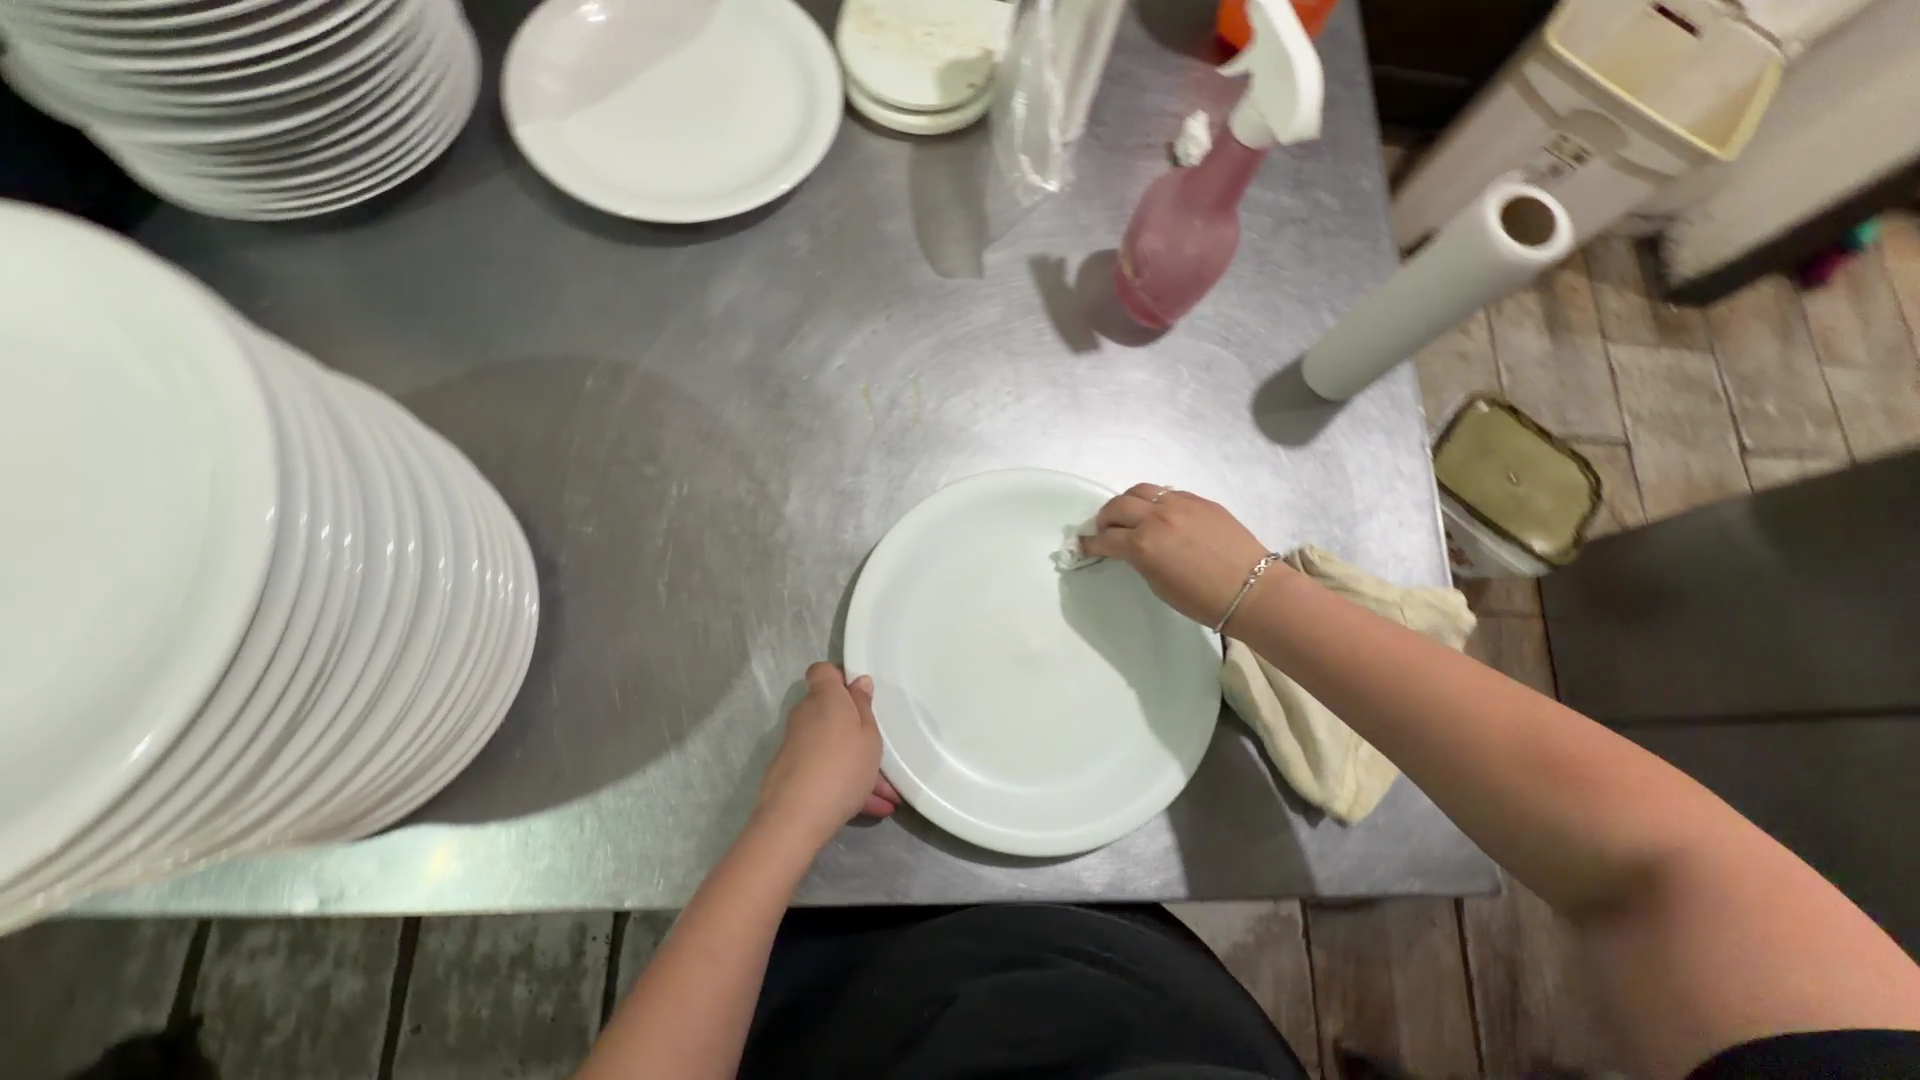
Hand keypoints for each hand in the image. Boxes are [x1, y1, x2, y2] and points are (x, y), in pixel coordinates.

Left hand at [754, 663, 900, 847]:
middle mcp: (806, 717)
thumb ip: (864, 707)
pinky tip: (875, 808)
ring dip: (858, 764)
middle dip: (857, 728)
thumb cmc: (842, 766)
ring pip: (834, 747)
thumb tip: (858, 682)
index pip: (823, 672)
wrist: (795, 818)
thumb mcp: (868, 736)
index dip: (841, 678)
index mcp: (824, 699)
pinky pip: (826, 770)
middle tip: (882, 749)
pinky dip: (847, 784)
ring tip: (889, 793)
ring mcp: (797, 747)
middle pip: (831, 712)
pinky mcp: (793, 774)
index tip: (861, 694)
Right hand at [1080, 484, 1278, 628]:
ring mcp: (1180, 504)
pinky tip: (1159, 514)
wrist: (1251, 589)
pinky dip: (1155, 501)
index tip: (1084, 545)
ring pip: (1141, 490)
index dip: (1091, 543)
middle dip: (1105, 518)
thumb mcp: (1159, 584)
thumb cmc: (1202, 600)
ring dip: (1127, 502)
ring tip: (1128, 515)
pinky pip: (1167, 492)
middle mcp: (1156, 517)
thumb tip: (1132, 548)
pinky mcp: (1200, 500)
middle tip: (1103, 529)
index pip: (1105, 538)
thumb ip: (1140, 560)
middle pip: (1117, 506)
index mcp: (1143, 545)